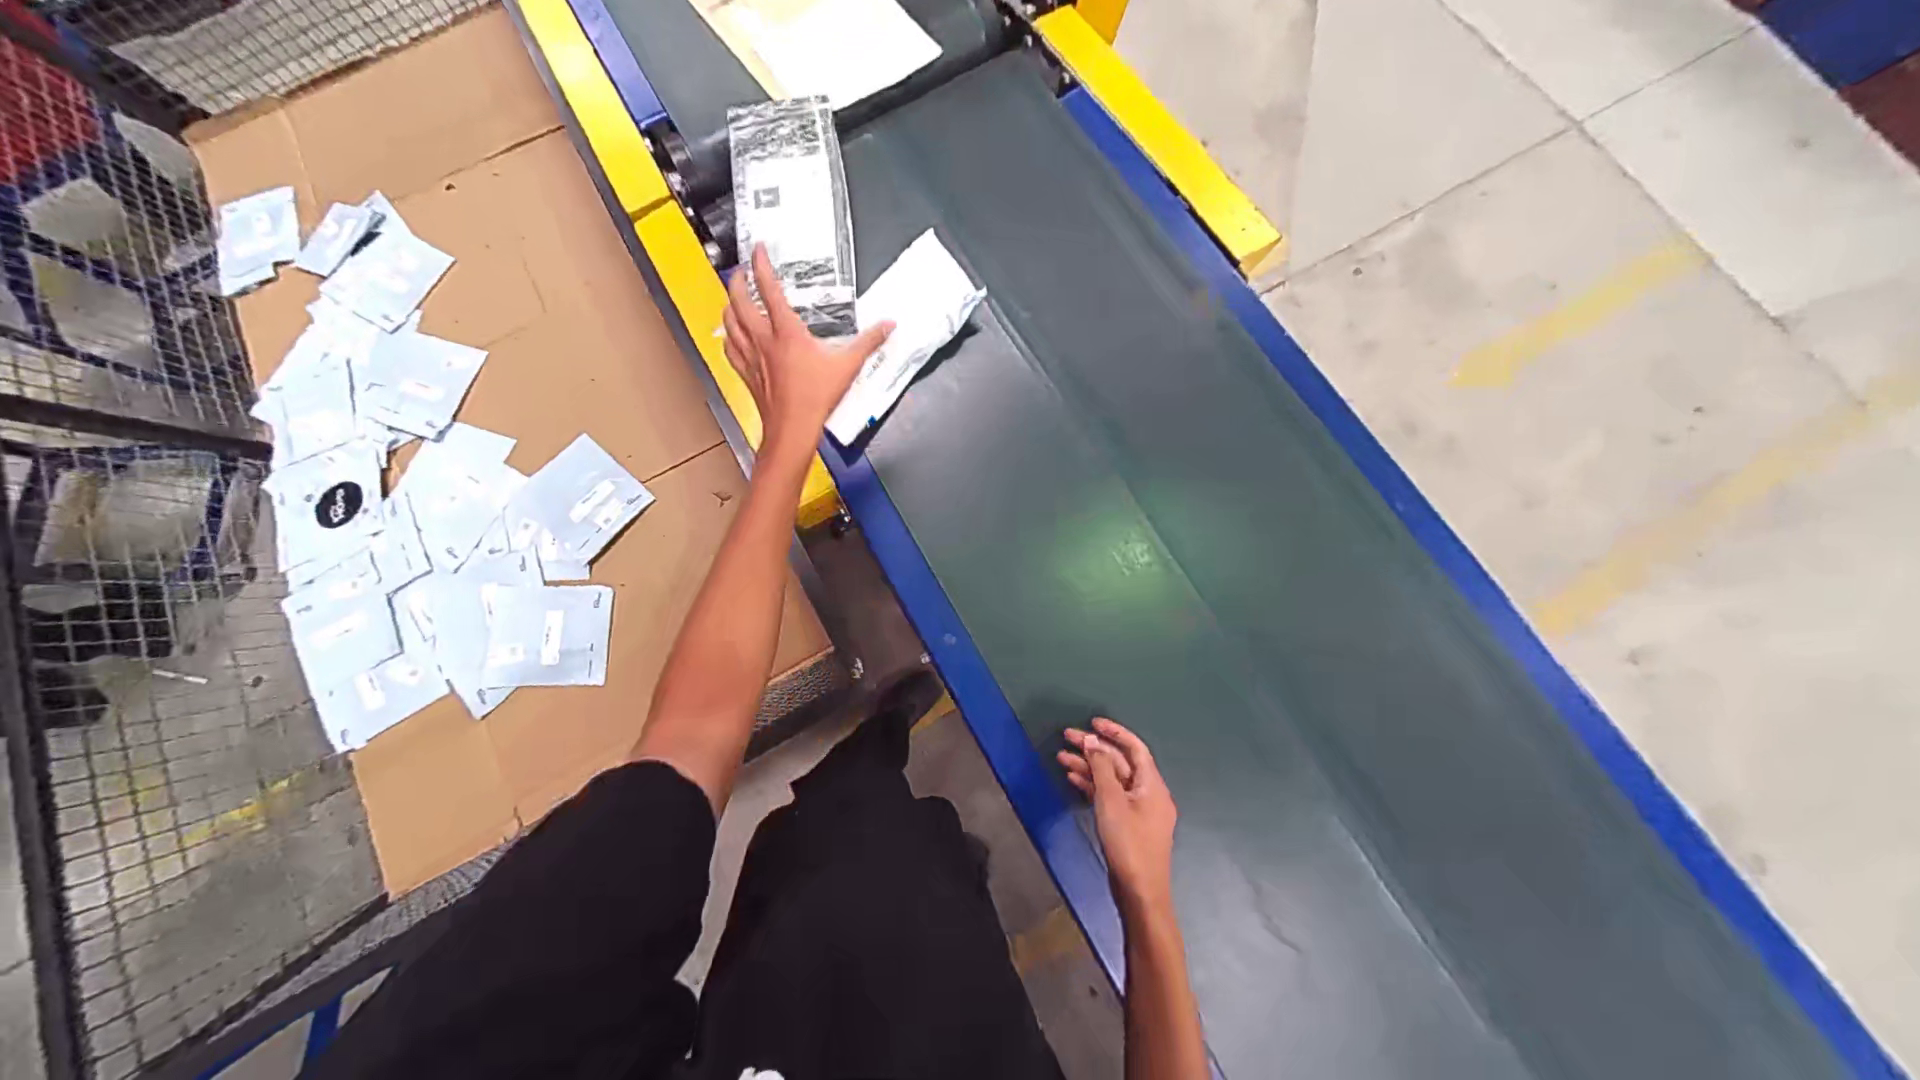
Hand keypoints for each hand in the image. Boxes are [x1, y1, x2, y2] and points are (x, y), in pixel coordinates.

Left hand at [722, 244, 891, 464]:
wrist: (792, 428)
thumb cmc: (816, 399)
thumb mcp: (848, 366)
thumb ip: (868, 342)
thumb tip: (887, 326)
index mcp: (787, 332)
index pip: (768, 288)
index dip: (761, 264)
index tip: (759, 249)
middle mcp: (763, 339)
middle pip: (738, 300)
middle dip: (737, 280)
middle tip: (740, 270)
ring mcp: (751, 356)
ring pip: (729, 321)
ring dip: (729, 304)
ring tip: (733, 295)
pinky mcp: (746, 373)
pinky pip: (729, 348)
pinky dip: (728, 335)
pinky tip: (731, 334)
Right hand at [1058, 717, 1177, 913]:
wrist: (1140, 894)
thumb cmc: (1129, 844)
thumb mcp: (1111, 801)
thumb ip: (1101, 768)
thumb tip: (1093, 742)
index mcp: (1152, 784)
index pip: (1134, 747)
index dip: (1114, 732)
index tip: (1091, 722)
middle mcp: (1149, 793)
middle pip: (1120, 762)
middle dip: (1094, 749)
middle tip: (1066, 738)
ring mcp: (1139, 810)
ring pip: (1112, 779)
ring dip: (1089, 767)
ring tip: (1061, 758)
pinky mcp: (1128, 824)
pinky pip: (1110, 796)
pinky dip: (1093, 786)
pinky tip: (1074, 780)